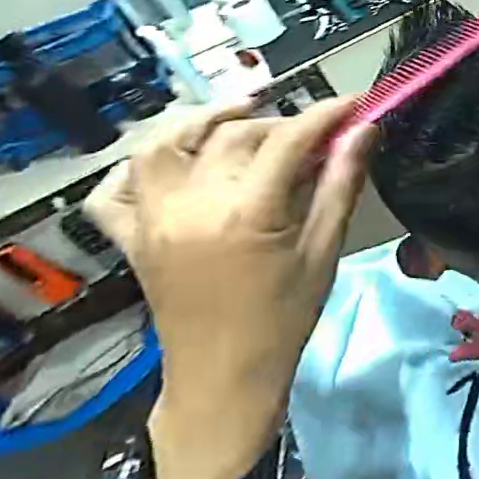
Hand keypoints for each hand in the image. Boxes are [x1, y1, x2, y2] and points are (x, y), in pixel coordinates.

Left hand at [85, 99, 376, 478]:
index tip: (356, 102)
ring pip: (162, 147)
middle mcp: (191, 208)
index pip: (287, 139)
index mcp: (246, 213)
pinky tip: (177, 160)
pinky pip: (114, 192)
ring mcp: (151, 223)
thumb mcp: (325, 246)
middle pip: (233, 136)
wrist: (224, 376)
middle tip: (316, 134)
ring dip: (202, 122)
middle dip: (281, 123)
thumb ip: (343, 182)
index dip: (326, 114)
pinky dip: (137, 167)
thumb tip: (364, 130)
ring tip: (241, 116)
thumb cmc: (286, 313)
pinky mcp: (131, 240)